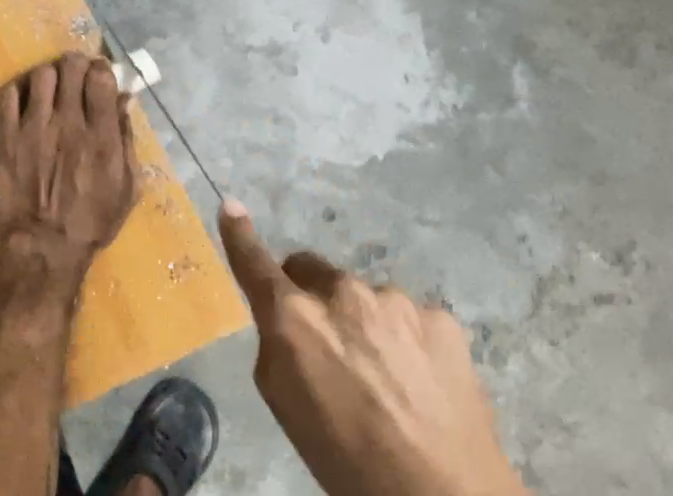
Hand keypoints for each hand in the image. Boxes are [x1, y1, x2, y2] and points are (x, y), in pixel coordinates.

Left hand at [0, 52, 137, 269]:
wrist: (44, 244)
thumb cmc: (92, 220)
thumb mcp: (127, 186)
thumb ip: (126, 139)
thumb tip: (124, 100)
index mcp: (101, 136)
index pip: (100, 78)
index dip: (100, 69)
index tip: (99, 75)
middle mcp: (68, 123)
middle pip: (70, 67)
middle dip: (75, 64)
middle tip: (75, 75)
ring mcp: (34, 127)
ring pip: (40, 75)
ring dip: (49, 75)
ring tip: (50, 87)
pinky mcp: (7, 135)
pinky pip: (10, 95)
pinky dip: (21, 91)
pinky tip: (27, 102)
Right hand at [218, 201, 526, 495]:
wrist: (442, 495)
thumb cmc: (344, 456)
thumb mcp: (284, 401)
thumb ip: (277, 344)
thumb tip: (288, 319)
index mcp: (293, 317)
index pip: (256, 263)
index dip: (240, 234)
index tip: (230, 207)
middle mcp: (342, 294)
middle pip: (314, 274)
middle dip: (313, 297)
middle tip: (329, 347)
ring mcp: (396, 302)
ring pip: (364, 297)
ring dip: (364, 322)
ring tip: (386, 377)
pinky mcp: (442, 319)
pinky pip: (408, 317)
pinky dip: (405, 339)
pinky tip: (419, 380)